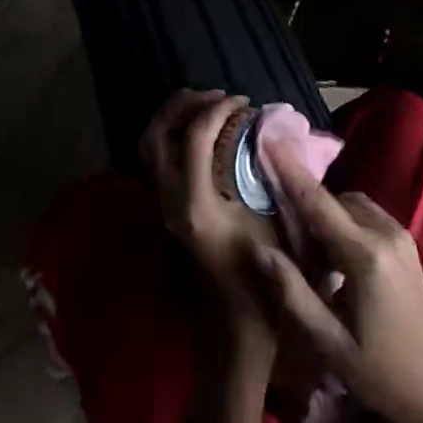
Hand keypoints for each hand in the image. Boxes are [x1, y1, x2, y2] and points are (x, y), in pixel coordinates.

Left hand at [142, 90, 278, 338]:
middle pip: (156, 136)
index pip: (196, 137)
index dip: (218, 109)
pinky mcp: (166, 213)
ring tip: (203, 106)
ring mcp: (162, 209)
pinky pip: (157, 164)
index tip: (243, 101)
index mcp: (196, 204)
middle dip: (181, 106)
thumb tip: (267, 135)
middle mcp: (169, 202)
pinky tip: (199, 136)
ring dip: (171, 120)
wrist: (238, 327)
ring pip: (149, 149)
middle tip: (214, 94)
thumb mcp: (274, 223)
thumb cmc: (264, 280)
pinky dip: (171, 139)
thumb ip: (267, 176)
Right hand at [251, 137, 422, 422]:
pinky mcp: (404, 242)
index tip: (269, 138)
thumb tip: (258, 248)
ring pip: (349, 203)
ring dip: (323, 212)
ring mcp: (400, 236)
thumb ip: (291, 291)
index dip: (290, 169)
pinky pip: (363, 214)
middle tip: (275, 215)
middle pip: (333, 198)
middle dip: (303, 198)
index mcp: (365, 256)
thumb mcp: (327, 341)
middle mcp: (385, 235)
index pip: (318, 202)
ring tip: (303, 243)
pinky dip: (340, 219)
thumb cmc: (379, 370)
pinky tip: (329, 251)